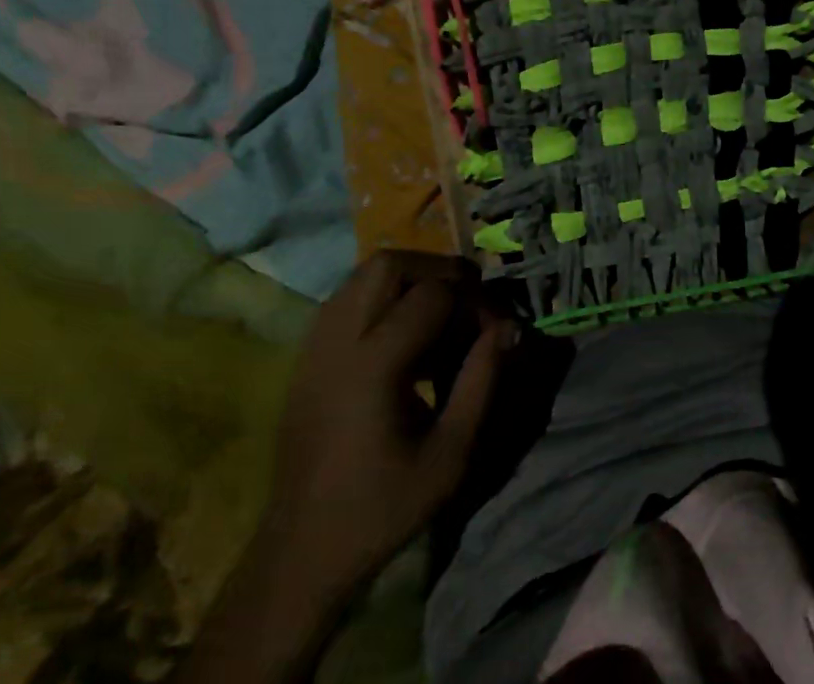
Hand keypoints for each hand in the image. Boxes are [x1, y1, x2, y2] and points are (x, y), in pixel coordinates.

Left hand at [263, 251, 513, 590]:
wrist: (303, 549)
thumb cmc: (385, 506)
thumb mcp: (452, 451)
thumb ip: (482, 381)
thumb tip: (510, 328)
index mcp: (373, 367)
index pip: (432, 296)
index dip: (475, 303)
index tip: (496, 332)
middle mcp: (336, 343)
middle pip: (389, 265)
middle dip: (438, 272)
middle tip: (469, 304)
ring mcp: (313, 347)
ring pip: (361, 275)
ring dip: (409, 281)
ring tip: (441, 316)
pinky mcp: (305, 359)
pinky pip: (345, 300)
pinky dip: (382, 299)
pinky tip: (405, 338)